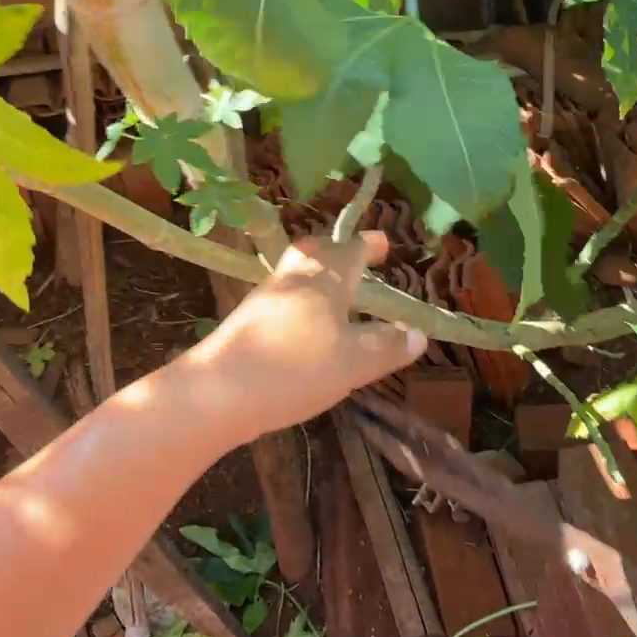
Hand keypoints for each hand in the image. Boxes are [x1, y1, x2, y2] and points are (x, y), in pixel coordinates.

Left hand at [174, 231, 426, 446]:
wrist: (218, 393)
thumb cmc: (294, 369)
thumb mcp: (353, 363)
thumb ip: (387, 347)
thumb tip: (418, 334)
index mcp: (322, 281)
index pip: (349, 250)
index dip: (368, 245)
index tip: (383, 243)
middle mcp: (291, 281)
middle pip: (313, 252)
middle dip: (335, 251)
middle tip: (353, 260)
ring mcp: (263, 301)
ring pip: (294, 276)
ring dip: (317, 278)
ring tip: (336, 299)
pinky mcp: (245, 325)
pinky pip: (281, 301)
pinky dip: (300, 304)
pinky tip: (306, 331)